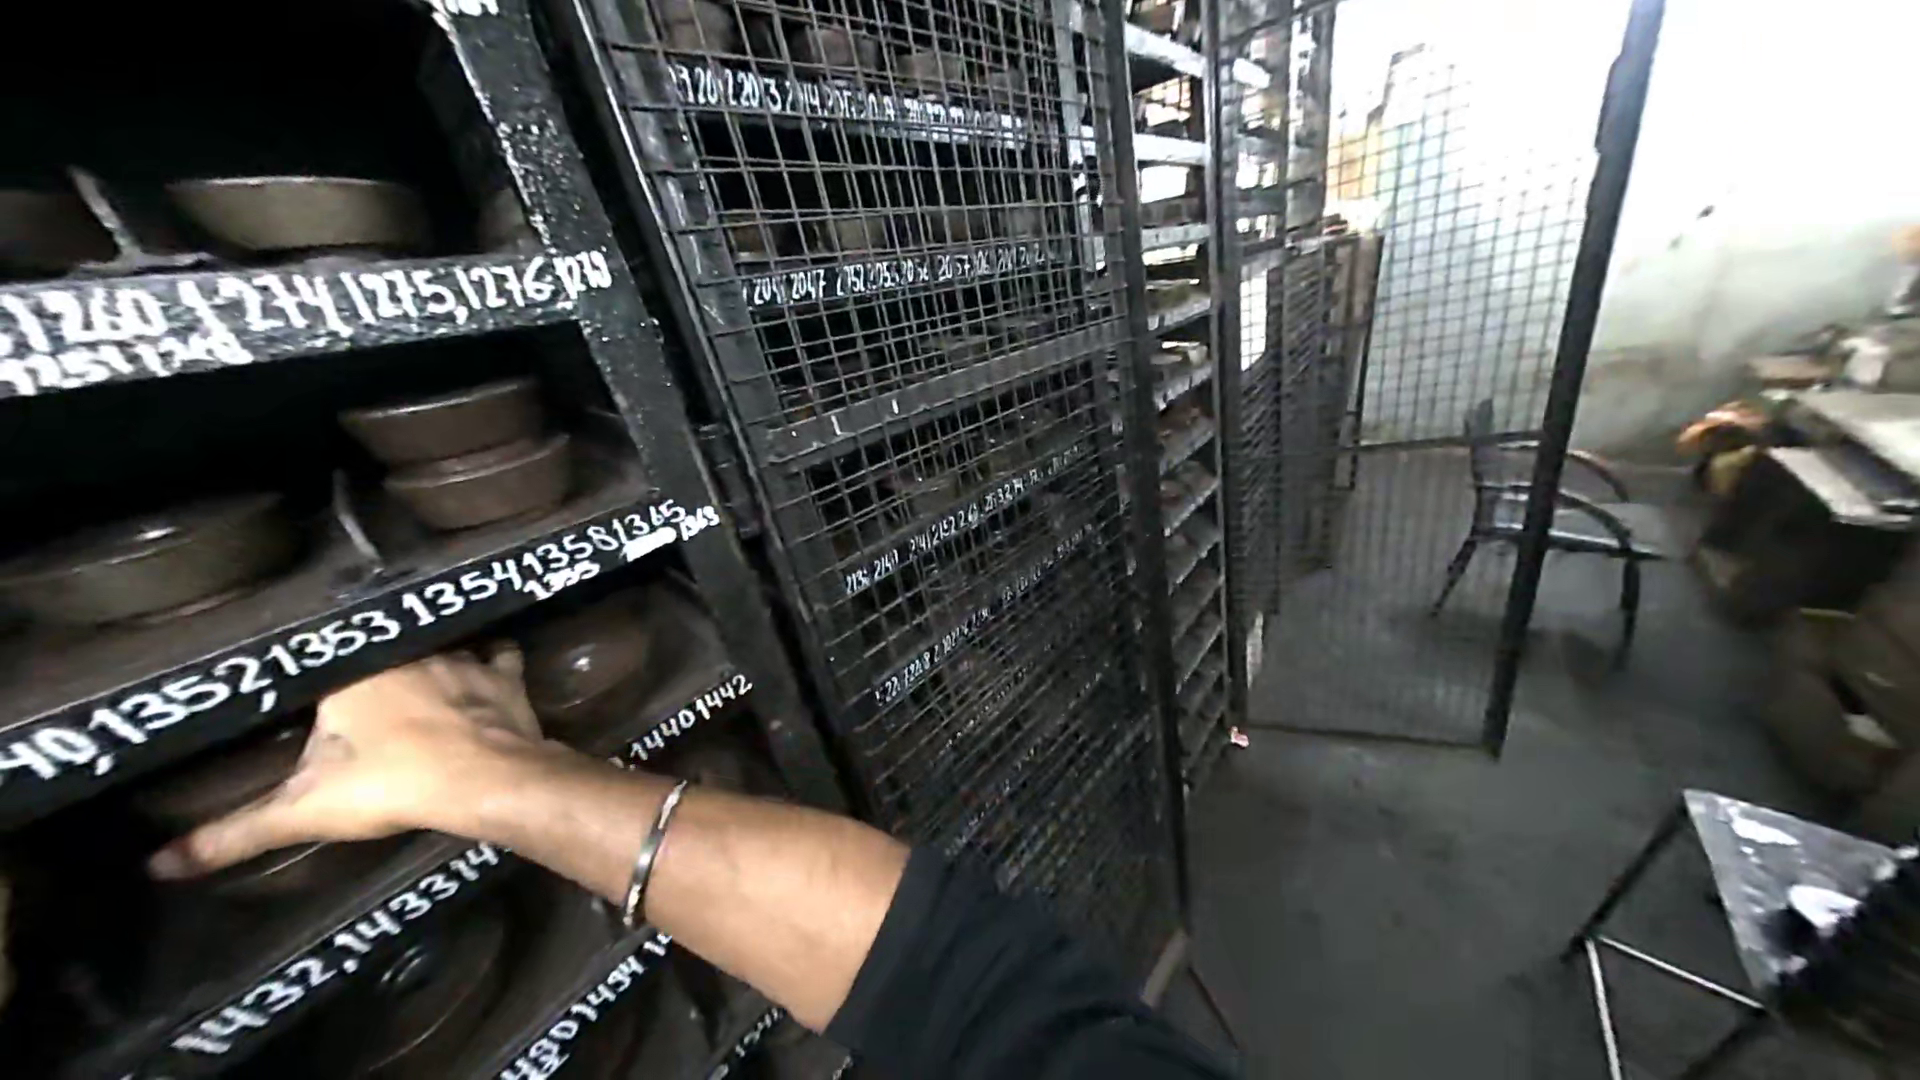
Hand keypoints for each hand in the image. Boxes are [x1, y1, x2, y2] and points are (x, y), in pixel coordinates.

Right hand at [149, 646, 544, 879]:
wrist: (482, 777)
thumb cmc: (391, 783)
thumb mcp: (302, 810)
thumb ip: (233, 832)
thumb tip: (160, 864)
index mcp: (356, 675)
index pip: (330, 667)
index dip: (327, 680)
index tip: (325, 690)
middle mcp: (413, 655)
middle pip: (393, 656)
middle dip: (384, 668)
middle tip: (379, 687)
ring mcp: (465, 661)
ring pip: (447, 649)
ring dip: (440, 660)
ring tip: (429, 674)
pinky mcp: (507, 676)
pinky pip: (503, 655)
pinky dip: (497, 658)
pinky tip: (493, 664)